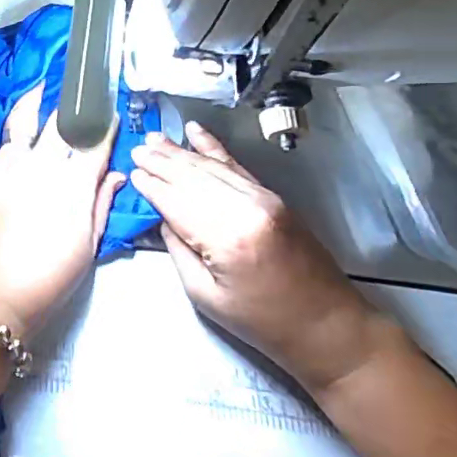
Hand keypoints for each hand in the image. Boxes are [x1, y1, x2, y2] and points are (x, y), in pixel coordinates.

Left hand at [0, 79, 120, 337]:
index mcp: (76, 182)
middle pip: (63, 125)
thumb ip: (102, 204)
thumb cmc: (48, 278)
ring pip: (22, 119)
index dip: (105, 125)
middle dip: (74, 106)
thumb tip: (121, 173)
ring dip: (31, 98)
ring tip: (38, 83)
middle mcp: (45, 163)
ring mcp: (8, 163)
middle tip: (79, 89)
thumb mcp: (88, 246)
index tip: (110, 108)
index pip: (96, 144)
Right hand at [128, 122, 389, 393]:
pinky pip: (236, 166)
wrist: (324, 323)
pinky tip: (196, 133)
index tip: (132, 171)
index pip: (178, 202)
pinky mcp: (272, 195)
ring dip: (182, 152)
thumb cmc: (262, 322)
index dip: (153, 186)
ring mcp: (262, 197)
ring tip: (156, 139)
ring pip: (212, 167)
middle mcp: (245, 207)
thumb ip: (181, 251)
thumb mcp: (207, 297)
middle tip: (137, 149)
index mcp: (226, 238)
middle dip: (163, 162)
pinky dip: (214, 148)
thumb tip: (164, 217)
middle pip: (194, 178)